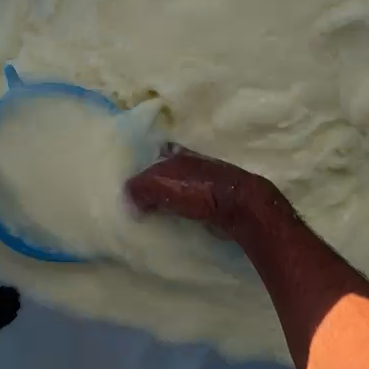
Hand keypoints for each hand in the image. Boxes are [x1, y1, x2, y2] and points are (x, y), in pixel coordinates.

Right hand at [124, 146, 293, 243]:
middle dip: (158, 179)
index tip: (135, 178)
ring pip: (182, 184)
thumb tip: (129, 198)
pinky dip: (185, 206)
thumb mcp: (157, 184)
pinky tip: (178, 216)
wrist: (238, 206)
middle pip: (169, 168)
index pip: (155, 151)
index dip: (145, 163)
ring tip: (158, 209)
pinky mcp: (219, 198)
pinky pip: (194, 200)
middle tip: (143, 197)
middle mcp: (192, 161)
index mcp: (176, 153)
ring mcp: (208, 178)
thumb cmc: (196, 190)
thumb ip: (139, 188)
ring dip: (172, 195)